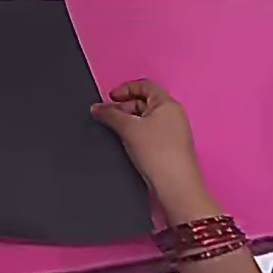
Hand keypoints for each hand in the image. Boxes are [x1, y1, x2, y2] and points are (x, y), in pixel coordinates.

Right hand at [90, 79, 218, 221]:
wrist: (175, 186)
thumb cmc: (158, 153)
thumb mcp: (127, 128)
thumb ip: (109, 114)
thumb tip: (97, 108)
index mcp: (168, 104)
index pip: (145, 85)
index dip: (125, 88)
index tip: (110, 98)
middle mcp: (173, 115)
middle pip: (144, 101)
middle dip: (124, 106)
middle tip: (109, 115)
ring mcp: (173, 131)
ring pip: (145, 117)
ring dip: (128, 120)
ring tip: (116, 130)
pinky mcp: (169, 147)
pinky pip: (149, 132)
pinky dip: (136, 133)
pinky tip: (127, 142)